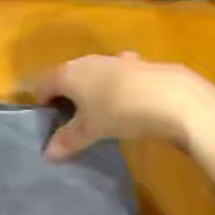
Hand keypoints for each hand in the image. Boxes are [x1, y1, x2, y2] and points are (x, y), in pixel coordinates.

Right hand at [34, 53, 214, 160]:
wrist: (172, 96)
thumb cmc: (119, 111)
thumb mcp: (91, 130)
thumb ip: (68, 140)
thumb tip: (47, 154)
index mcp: (67, 74)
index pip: (43, 84)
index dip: (42, 103)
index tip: (48, 122)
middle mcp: (85, 61)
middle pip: (66, 76)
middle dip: (65, 95)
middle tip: (71, 121)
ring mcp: (111, 59)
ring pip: (91, 73)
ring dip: (90, 89)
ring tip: (99, 112)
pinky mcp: (135, 63)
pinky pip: (116, 74)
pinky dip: (115, 85)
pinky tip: (127, 98)